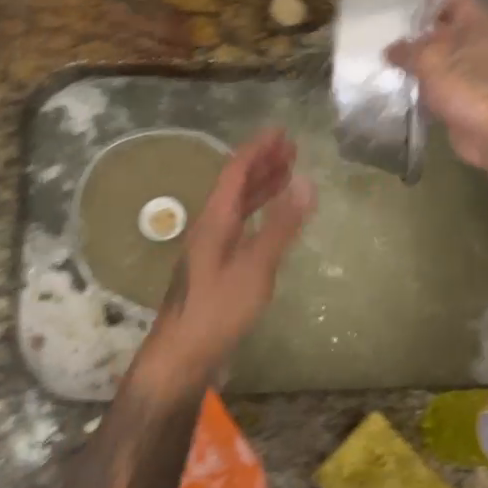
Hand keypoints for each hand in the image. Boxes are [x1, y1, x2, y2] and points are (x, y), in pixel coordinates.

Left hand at [153, 128, 315, 375]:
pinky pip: (239, 227)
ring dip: (260, 188)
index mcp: (214, 220)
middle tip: (290, 148)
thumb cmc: (217, 311)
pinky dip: (258, 214)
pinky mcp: (215, 269)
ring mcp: (210, 249)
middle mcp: (209, 228)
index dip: (257, 150)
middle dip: (262, 164)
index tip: (281, 131)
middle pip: (235, 186)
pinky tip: (269, 222)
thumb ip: (280, 226)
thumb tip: (306, 181)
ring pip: (236, 207)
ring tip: (286, 174)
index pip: (235, 172)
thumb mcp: (254, 268)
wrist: (181, 355)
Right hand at [386, 0, 487, 170]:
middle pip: (449, 29)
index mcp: (478, 22)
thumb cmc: (466, 84)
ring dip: (423, 64)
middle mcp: (483, 41)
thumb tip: (390, 49)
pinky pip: (448, 85)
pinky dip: (430, 88)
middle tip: (391, 39)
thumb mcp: (428, 59)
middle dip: (421, 35)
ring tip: (393, 66)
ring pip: (447, 60)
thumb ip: (406, 50)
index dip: (431, 0)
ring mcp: (482, 71)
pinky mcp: (475, 97)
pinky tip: (408, 93)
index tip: (405, 11)